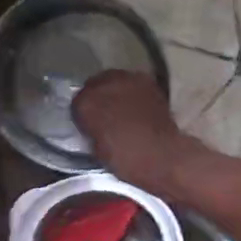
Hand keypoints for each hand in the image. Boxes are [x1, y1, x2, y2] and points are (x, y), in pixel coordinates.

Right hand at [73, 71, 193, 189]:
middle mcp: (104, 84)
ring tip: (122, 107)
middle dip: (98, 97)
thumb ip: (93, 129)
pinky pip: (133, 83)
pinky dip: (132, 92)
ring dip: (115, 91)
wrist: (163, 155)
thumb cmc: (128, 160)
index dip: (84, 115)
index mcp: (86, 104)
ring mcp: (127, 79)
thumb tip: (97, 125)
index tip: (90, 125)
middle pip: (94, 85)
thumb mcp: (98, 148)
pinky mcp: (148, 81)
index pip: (77, 103)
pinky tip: (137, 105)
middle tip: (106, 114)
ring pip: (114, 80)